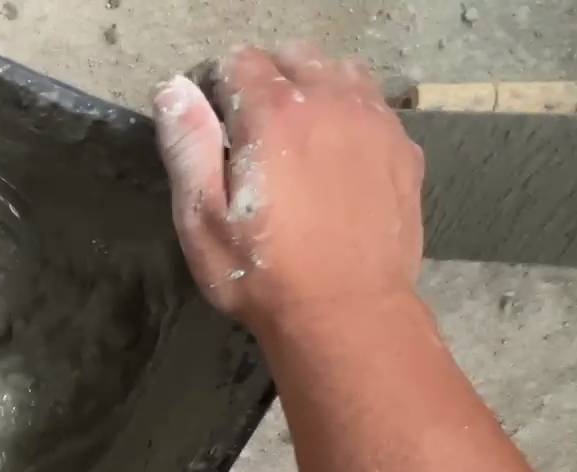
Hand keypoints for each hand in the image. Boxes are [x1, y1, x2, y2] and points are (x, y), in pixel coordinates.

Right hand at [152, 44, 424, 334]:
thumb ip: (187, 147)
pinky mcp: (402, 150)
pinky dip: (347, 117)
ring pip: (341, 73)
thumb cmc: (260, 273)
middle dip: (265, 80)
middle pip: (295, 57)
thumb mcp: (201, 219)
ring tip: (292, 139)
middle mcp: (332, 102)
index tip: (209, 123)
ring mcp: (376, 122)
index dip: (215, 85)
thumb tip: (173, 89)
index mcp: (274, 117)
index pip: (240, 63)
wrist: (343, 309)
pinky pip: (373, 108)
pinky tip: (331, 161)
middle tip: (247, 134)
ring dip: (311, 91)